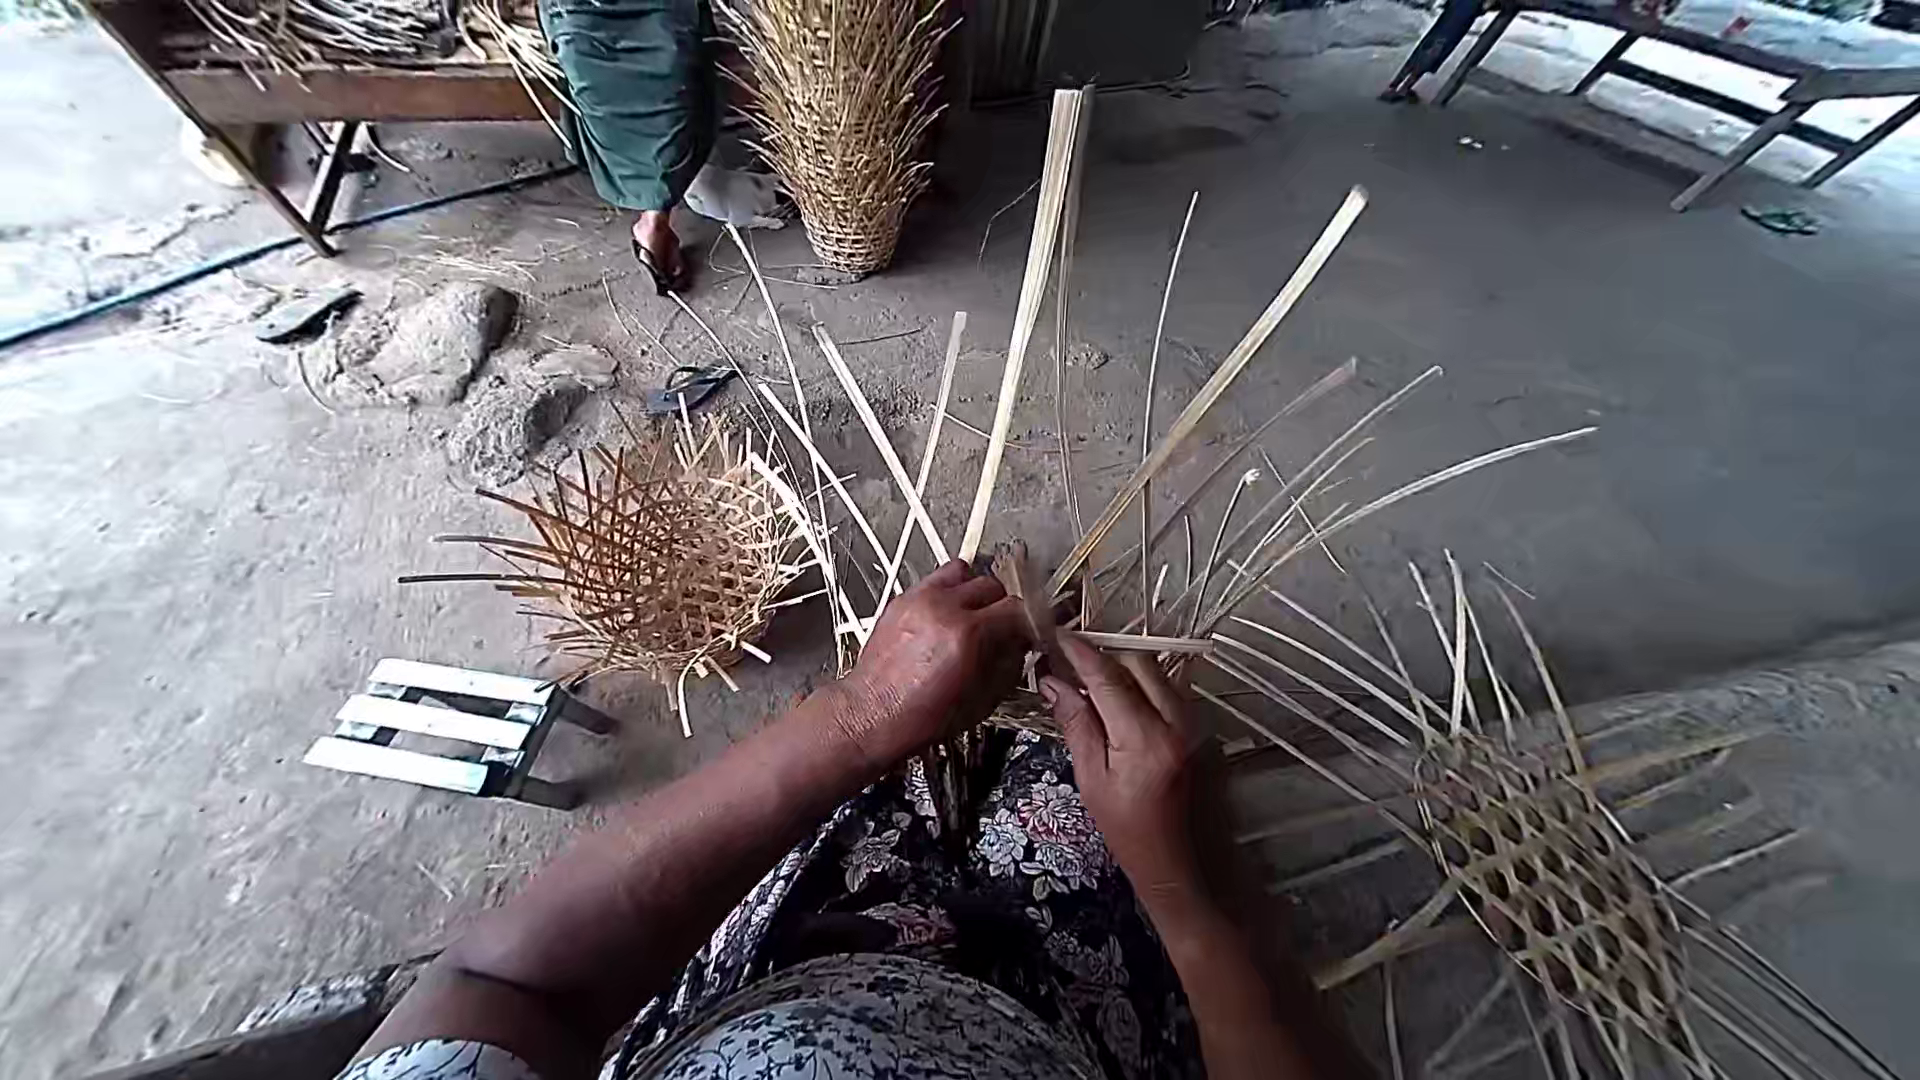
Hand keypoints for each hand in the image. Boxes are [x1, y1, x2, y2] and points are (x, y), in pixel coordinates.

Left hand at [831, 560, 1030, 769]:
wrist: (871, 716)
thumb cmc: (918, 716)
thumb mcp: (981, 701)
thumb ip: (1008, 664)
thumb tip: (1020, 644)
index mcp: (966, 634)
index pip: (1016, 608)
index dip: (1029, 621)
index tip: (1030, 630)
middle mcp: (942, 608)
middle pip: (992, 584)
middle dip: (1003, 606)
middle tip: (1003, 626)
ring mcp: (918, 599)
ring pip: (963, 571)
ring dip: (974, 590)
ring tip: (974, 614)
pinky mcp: (901, 599)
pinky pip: (935, 580)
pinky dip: (948, 592)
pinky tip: (946, 615)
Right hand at [1042, 636, 1202, 906]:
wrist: (1184, 867)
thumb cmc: (1130, 832)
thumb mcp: (1091, 779)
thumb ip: (1075, 723)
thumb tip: (1051, 680)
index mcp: (1145, 739)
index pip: (1107, 677)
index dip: (1079, 651)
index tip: (1056, 635)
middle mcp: (1178, 722)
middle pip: (1137, 662)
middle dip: (1102, 654)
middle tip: (1071, 661)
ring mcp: (1196, 723)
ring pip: (1156, 671)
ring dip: (1122, 667)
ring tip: (1090, 679)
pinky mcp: (1202, 727)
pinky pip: (1168, 688)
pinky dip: (1141, 683)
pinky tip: (1118, 698)